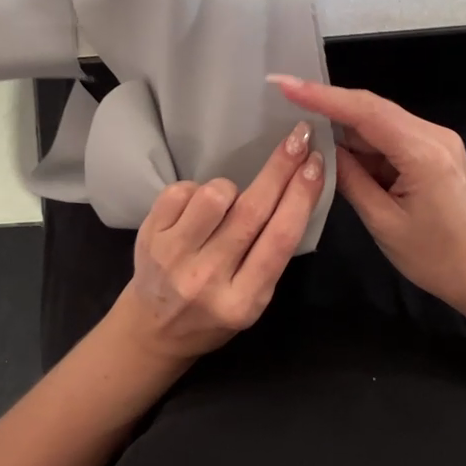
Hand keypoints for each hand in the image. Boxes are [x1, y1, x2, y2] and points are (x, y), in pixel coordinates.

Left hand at [109, 122, 326, 360]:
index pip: (280, 239)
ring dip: (229, 188)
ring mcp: (174, 257)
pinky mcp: (149, 237)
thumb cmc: (214, 313)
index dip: (301, 196)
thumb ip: (270, 254)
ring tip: (226, 203)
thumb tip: (294, 187)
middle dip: (280, 168)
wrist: (153, 328)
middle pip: (251, 211)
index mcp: (244, 300)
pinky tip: (197, 208)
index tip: (316, 163)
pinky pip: (180, 191)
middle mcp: (208, 279)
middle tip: (299, 137)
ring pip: (214, 195)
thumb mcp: (254, 299)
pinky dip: (195, 190)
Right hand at [269, 75, 465, 324]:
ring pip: (379, 119)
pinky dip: (361, 138)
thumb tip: (320, 147)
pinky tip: (334, 140)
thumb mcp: (382, 221)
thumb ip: (350, 178)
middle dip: (327, 100)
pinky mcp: (434, 150)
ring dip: (343, 121)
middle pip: (371, 108)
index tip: (285, 84)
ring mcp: (436, 140)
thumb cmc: (435, 258)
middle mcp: (433, 135)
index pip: (365, 112)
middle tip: (284, 91)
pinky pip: (389, 134)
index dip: (322, 96)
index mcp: (423, 152)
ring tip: (300, 116)